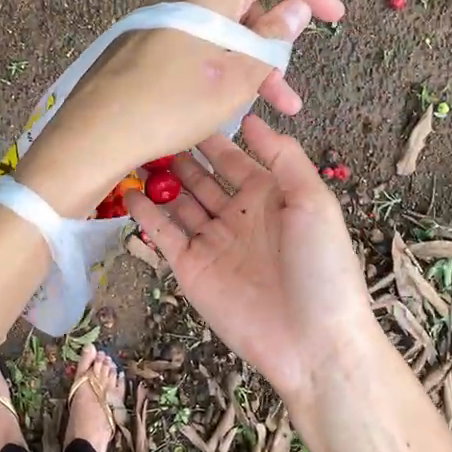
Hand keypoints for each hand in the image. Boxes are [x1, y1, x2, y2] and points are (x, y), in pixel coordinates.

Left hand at [15, 0, 344, 215]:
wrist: (94, 134)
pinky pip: (191, 49)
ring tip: (262, 112)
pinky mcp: (138, 47)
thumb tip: (295, 7)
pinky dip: (214, 70)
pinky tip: (217, 107)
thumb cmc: (170, 106)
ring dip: (247, 68)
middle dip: (275, 50)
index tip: (337, 16)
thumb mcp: (234, 78)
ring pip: (218, 36)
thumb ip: (271, 39)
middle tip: (287, 97)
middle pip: (244, 9)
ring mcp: (156, 22)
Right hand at [122, 115, 379, 400]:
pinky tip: (129, 191)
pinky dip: (146, 213)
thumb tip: (251, 119)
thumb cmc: (322, 267)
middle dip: (177, 154)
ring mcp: (211, 241)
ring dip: (158, 179)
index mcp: (268, 196)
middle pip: (200, 177)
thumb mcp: (313, 202)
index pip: (232, 158)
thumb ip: (283, 157)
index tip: (182, 108)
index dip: (210, 136)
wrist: (314, 343)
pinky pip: (163, 234)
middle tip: (148, 128)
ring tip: (131, 151)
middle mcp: (237, 215)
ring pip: (178, 202)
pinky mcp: (190, 268)